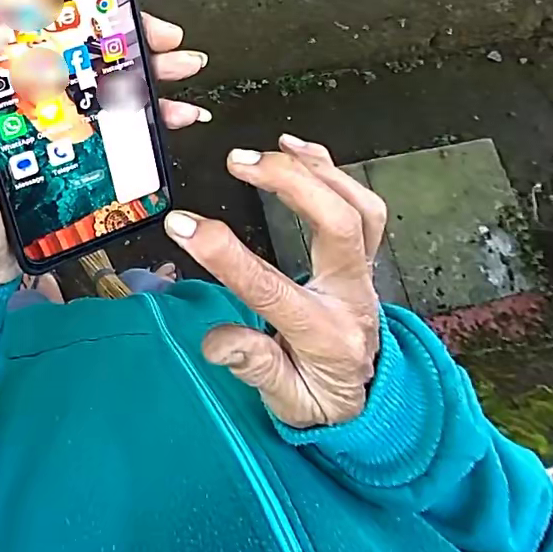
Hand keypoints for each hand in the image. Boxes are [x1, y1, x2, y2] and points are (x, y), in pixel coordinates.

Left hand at [0, 0, 212, 288]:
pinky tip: (170, 117)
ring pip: (103, 87)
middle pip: (80, 54)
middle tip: (161, 36)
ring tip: (179, 70)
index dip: (71, 10)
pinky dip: (145, 121)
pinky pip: (113, 130)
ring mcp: (52, 128)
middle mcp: (24, 100)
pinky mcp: (72, 157)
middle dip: (126, 40)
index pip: (34, 32)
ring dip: (145, 75)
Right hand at [161, 135, 386, 427]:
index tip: (182, 224)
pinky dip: (330, 168)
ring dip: (314, 170)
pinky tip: (296, 147)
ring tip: (268, 151)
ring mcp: (364, 274)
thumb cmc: (321, 399)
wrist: (370, 399)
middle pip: (340, 226)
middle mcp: (353, 296)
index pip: (271, 289)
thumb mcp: (288, 404)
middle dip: (290, 185)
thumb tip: (216, 341)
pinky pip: (362, 205)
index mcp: (326, 336)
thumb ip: (255, 368)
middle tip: (239, 163)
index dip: (224, 254)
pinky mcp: (363, 258)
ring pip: (359, 208)